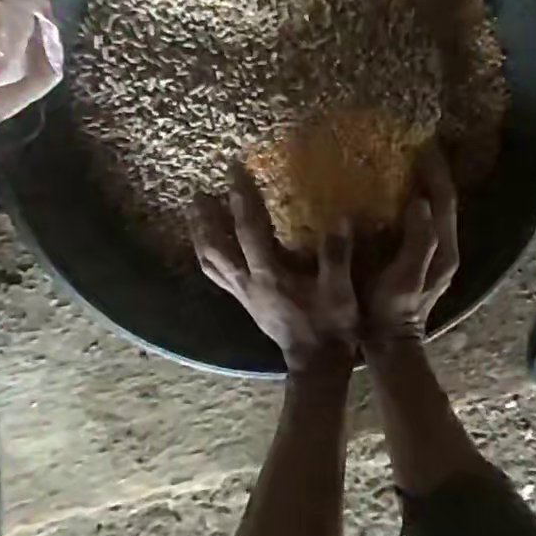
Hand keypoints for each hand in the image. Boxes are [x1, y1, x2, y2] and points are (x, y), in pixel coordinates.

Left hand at [191, 171, 358, 376]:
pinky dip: (210, 257)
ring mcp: (243, 296)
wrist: (317, 363)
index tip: (233, 171)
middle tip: (197, 193)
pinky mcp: (246, 304)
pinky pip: (218, 276)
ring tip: (195, 216)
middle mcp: (248, 284)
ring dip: (201, 238)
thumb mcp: (339, 291)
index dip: (240, 199)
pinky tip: (213, 248)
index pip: (247, 230)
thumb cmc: (330, 326)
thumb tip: (340, 219)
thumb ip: (337, 256)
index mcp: (268, 275)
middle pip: (214, 248)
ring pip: (210, 264)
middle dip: (204, 219)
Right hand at [361, 147, 459, 342]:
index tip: (423, 145)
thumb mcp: (404, 278)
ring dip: (427, 186)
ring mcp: (436, 255)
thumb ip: (417, 242)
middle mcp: (446, 249)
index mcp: (443, 249)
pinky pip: (424, 221)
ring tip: (409, 163)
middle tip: (416, 147)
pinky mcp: (423, 259)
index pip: (445, 201)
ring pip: (437, 211)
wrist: (388, 343)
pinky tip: (400, 195)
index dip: (436, 172)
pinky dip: (417, 202)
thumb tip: (422, 202)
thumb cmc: (389, 310)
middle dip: (434, 174)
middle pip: (446, 202)